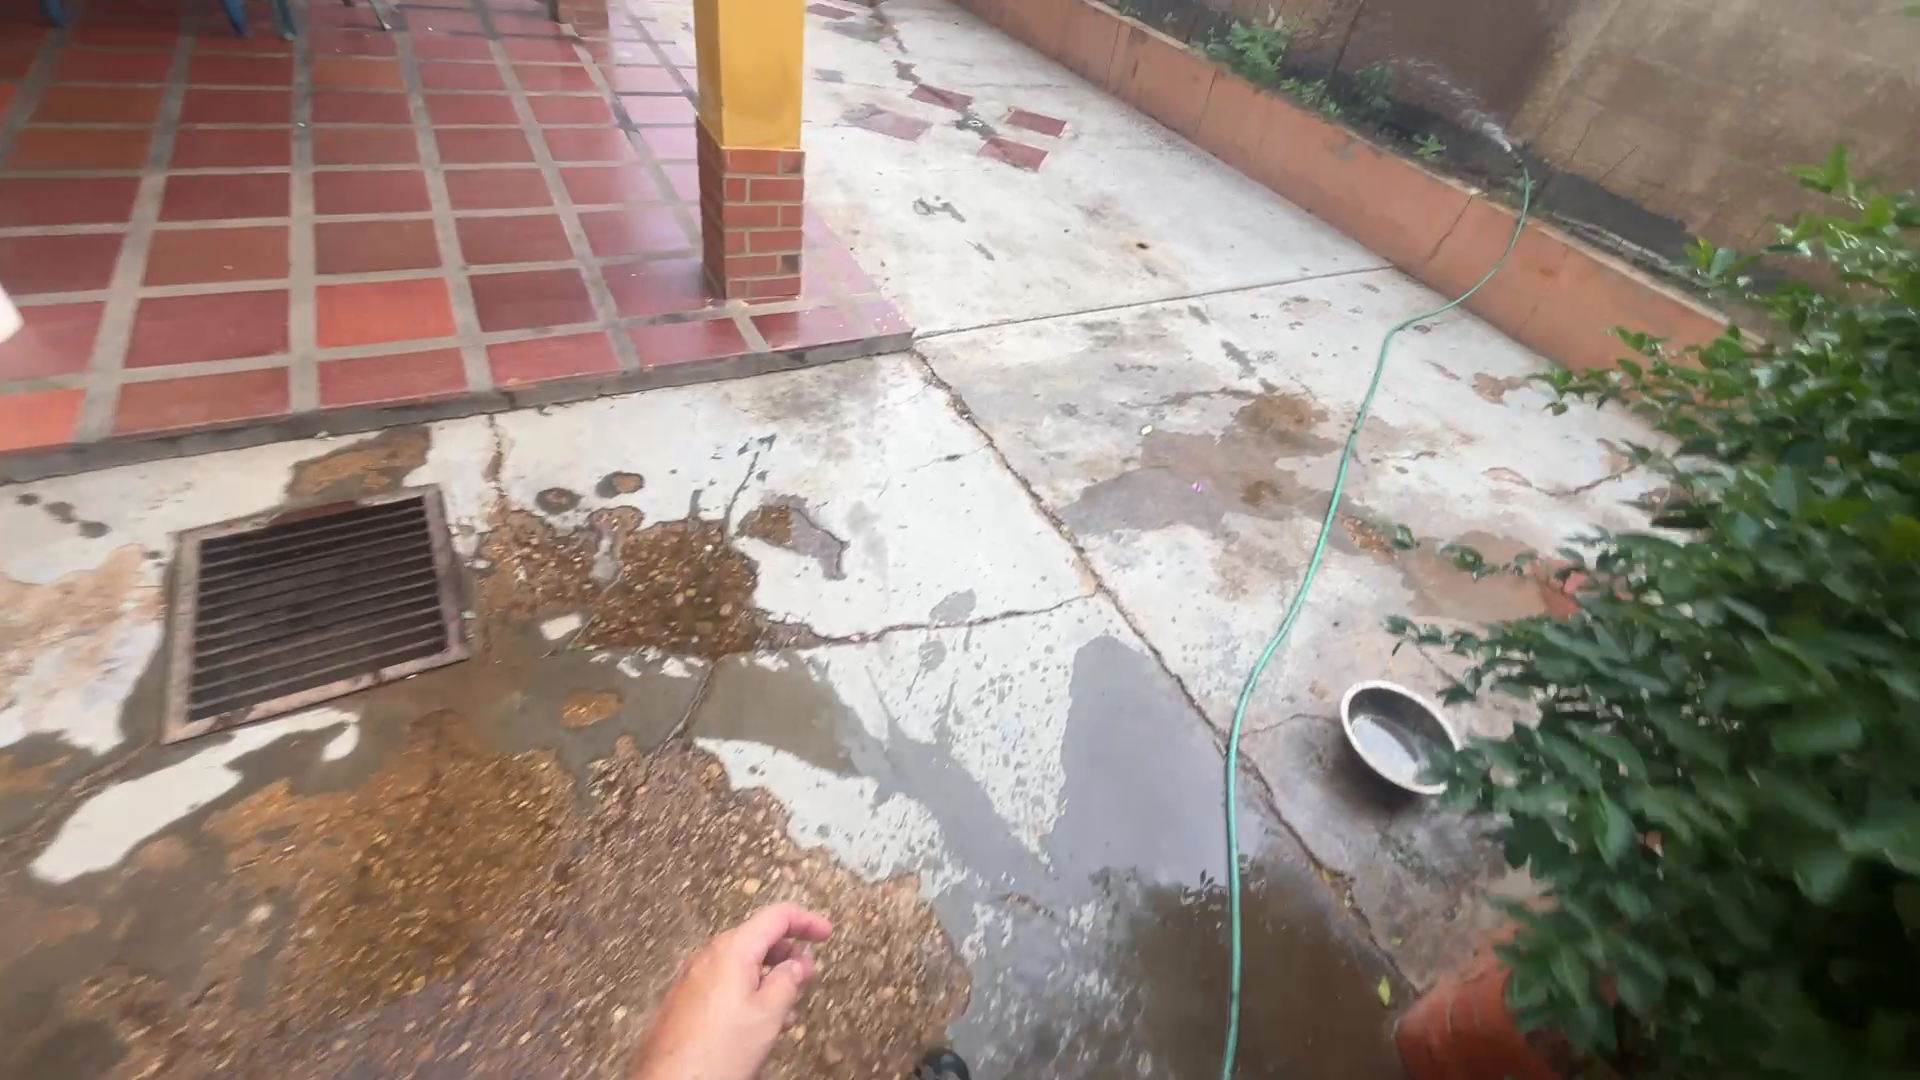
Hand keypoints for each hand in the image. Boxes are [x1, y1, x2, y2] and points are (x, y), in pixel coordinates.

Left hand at [631, 904, 833, 1079]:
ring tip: (788, 1009)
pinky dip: (748, 990)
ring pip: (741, 964)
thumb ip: (788, 981)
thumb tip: (794, 963)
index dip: (807, 921)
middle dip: (788, 953)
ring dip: (769, 977)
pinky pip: (723, 983)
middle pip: (757, 938)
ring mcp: (692, 978)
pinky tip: (757, 1022)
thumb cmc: (722, 1049)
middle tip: (809, 977)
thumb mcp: (768, 1016)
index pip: (777, 916)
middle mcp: (709, 954)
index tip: (828, 935)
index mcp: (733, 948)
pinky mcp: (682, 1003)